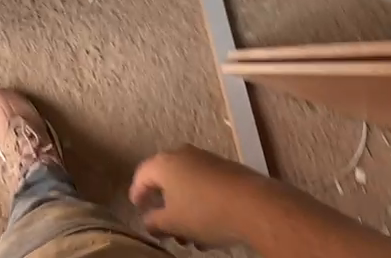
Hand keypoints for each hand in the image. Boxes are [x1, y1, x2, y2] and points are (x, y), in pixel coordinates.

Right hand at [129, 145, 265, 246]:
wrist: (253, 204)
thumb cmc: (205, 212)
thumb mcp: (174, 223)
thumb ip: (154, 222)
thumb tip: (147, 222)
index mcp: (163, 163)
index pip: (141, 176)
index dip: (137, 193)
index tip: (137, 208)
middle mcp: (180, 154)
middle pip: (165, 180)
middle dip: (165, 206)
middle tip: (167, 229)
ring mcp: (204, 158)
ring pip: (186, 184)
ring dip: (184, 208)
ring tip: (193, 235)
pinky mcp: (224, 167)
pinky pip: (203, 184)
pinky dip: (200, 202)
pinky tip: (210, 224)